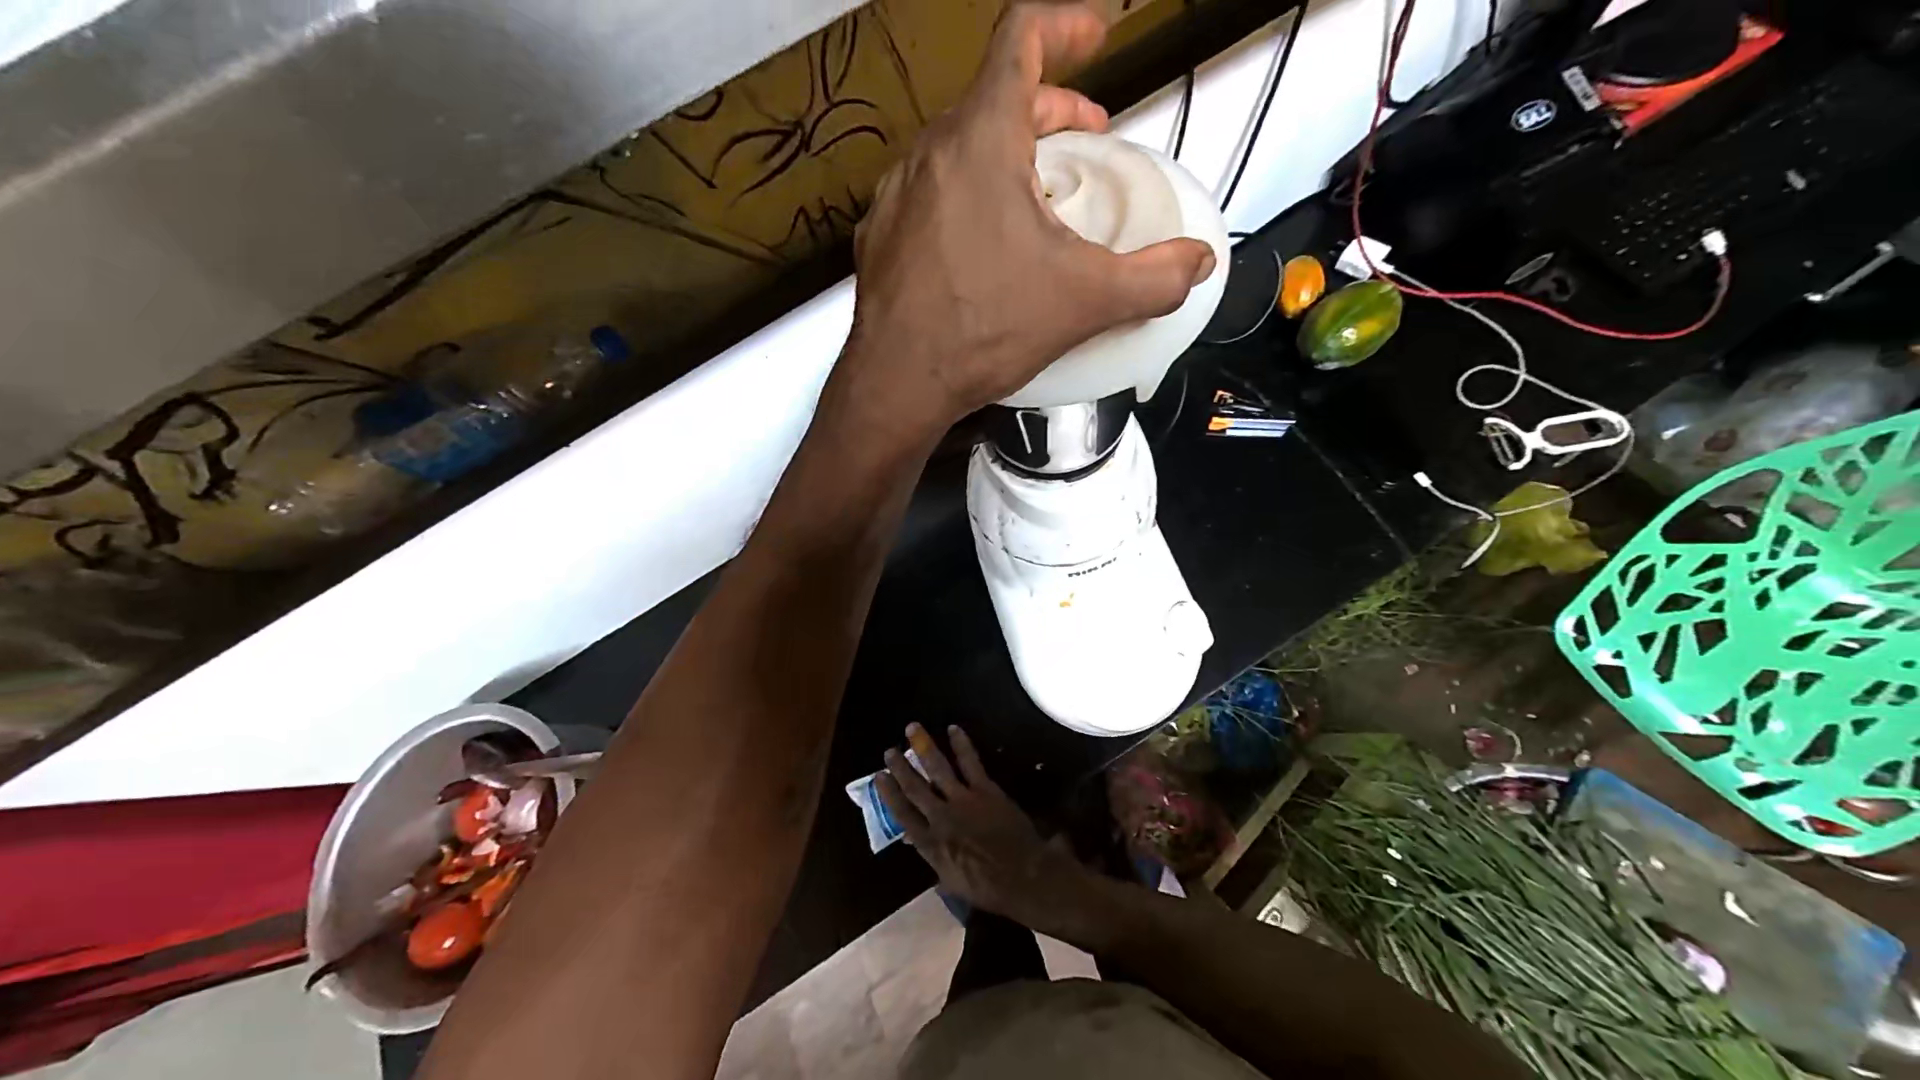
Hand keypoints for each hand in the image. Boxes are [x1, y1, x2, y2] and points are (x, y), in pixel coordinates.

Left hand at [827, 1, 1216, 445]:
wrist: (897, 384)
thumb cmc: (982, 331)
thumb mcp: (1085, 301)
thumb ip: (1154, 277)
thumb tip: (1197, 264)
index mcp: (980, 140)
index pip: (1021, 38)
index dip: (1066, 25)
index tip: (1095, 37)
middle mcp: (929, 154)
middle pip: (994, 98)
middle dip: (1049, 111)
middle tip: (1085, 144)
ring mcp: (897, 194)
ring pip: (959, 148)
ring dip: (1005, 157)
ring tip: (1037, 201)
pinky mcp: (881, 235)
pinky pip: (930, 194)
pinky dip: (965, 199)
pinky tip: (985, 247)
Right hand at [877, 724, 1102, 938]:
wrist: (1023, 877)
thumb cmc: (988, 888)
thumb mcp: (952, 882)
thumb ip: (933, 858)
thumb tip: (915, 842)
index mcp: (931, 844)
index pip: (902, 814)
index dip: (889, 794)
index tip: (879, 777)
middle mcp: (941, 818)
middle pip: (915, 787)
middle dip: (900, 767)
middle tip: (889, 750)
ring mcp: (963, 800)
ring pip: (937, 768)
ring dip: (923, 747)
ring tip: (912, 728)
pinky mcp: (985, 790)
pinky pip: (970, 762)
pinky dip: (961, 744)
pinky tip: (953, 729)